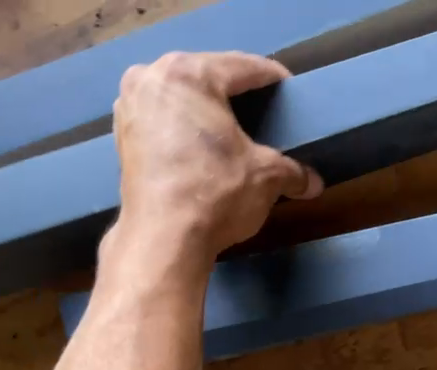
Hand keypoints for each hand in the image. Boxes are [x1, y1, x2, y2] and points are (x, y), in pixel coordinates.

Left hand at [110, 51, 323, 264]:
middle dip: (235, 92)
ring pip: (180, 96)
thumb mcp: (267, 178)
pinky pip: (163, 118)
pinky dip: (185, 127)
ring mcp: (131, 103)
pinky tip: (203, 147)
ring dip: (206, 109)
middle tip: (263, 109)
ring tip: (231, 129)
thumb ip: (292, 172)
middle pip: (206, 76)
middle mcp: (152, 77)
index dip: (272, 78)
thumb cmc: (217, 192)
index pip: (242, 67)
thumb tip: (313, 183)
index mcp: (189, 74)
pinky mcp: (123, 133)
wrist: (165, 234)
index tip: (291, 89)